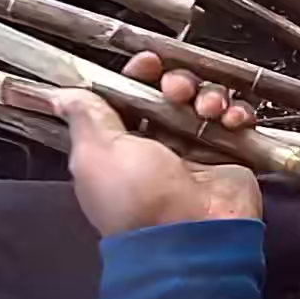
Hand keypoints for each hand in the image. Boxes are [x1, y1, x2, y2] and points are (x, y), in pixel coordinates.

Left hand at [50, 52, 261, 236]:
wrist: (192, 235)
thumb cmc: (138, 196)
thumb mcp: (97, 153)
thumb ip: (85, 116)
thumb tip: (61, 93)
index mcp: (125, 143)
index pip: (134, 95)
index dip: (141, 74)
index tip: (148, 63)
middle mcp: (162, 144)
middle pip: (173, 92)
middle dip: (178, 81)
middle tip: (178, 90)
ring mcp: (200, 148)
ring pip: (207, 100)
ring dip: (209, 96)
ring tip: (208, 111)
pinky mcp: (232, 154)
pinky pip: (238, 120)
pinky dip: (237, 114)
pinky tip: (231, 121)